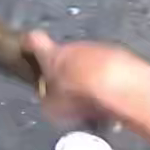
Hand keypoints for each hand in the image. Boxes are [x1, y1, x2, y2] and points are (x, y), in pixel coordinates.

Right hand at [23, 30, 149, 127]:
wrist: (123, 88)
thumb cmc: (80, 97)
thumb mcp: (53, 109)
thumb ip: (49, 101)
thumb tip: (51, 100)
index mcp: (52, 55)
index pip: (33, 39)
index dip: (28, 44)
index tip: (27, 50)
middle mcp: (75, 47)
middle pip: (65, 54)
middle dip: (66, 72)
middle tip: (69, 95)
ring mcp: (100, 49)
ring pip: (89, 62)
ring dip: (89, 78)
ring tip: (95, 103)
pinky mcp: (123, 57)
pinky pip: (110, 69)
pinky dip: (109, 81)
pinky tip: (113, 101)